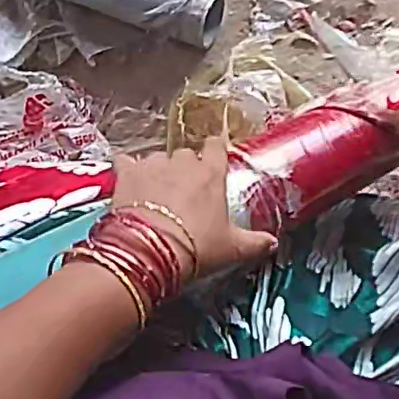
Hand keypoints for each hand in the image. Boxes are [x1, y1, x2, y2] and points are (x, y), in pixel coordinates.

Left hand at [110, 137, 278, 282]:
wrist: (149, 251)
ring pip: (158, 158)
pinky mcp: (126, 173)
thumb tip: (273, 242)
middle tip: (185, 190)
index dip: (215, 151)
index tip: (214, 160)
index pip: (217, 146)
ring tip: (157, 192)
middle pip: (186, 154)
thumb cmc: (197, 246)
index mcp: (211, 172)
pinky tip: (129, 181)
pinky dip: (128, 169)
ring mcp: (153, 165)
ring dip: (159, 170)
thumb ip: (254, 242)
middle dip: (186, 167)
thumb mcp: (231, 248)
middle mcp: (183, 162)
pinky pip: (126, 161)